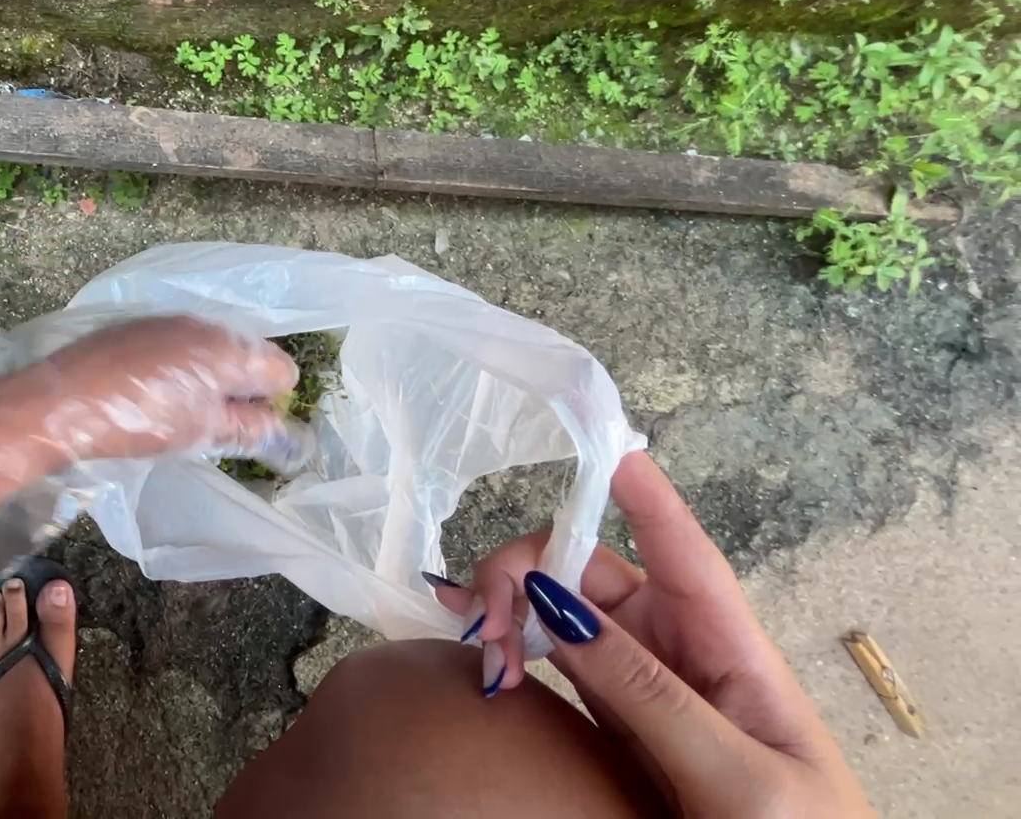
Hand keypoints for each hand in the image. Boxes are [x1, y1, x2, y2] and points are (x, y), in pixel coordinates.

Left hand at [0, 315, 300, 475]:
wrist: (64, 398)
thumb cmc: (138, 419)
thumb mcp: (199, 432)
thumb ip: (247, 427)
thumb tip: (278, 427)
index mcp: (228, 350)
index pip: (281, 368)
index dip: (274, 399)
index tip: (250, 422)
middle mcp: (205, 324)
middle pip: (248, 353)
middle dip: (244, 385)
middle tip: (217, 418)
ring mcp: (171, 320)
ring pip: (213, 345)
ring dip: (211, 373)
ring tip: (183, 407)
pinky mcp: (141, 323)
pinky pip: (180, 340)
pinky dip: (181, 362)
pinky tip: (155, 388)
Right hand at [435, 452, 873, 817]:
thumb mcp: (735, 775)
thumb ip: (644, 688)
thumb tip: (551, 597)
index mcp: (725, 641)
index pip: (676, 543)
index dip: (635, 486)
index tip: (595, 436)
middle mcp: (672, 637)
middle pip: (581, 566)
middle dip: (521, 576)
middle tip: (487, 626)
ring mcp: (634, 666)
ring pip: (550, 600)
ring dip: (504, 609)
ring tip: (480, 650)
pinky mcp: (605, 698)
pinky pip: (543, 644)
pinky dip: (504, 637)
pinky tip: (476, 641)